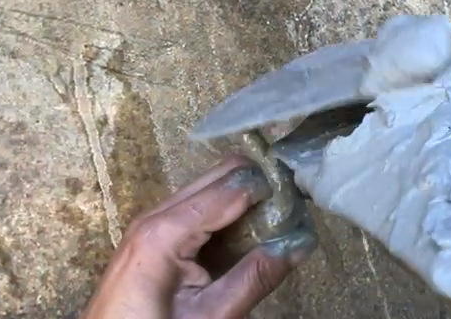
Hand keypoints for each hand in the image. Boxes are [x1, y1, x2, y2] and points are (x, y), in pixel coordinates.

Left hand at [83, 157, 307, 318]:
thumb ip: (255, 277)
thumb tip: (302, 243)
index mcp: (165, 231)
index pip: (232, 185)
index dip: (269, 191)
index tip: (298, 207)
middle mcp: (155, 214)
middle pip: (221, 173)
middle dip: (257, 187)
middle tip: (286, 215)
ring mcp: (148, 222)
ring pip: (209, 186)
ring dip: (241, 199)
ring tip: (267, 229)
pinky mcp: (147, 235)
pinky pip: (194, 206)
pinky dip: (222, 213)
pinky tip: (238, 240)